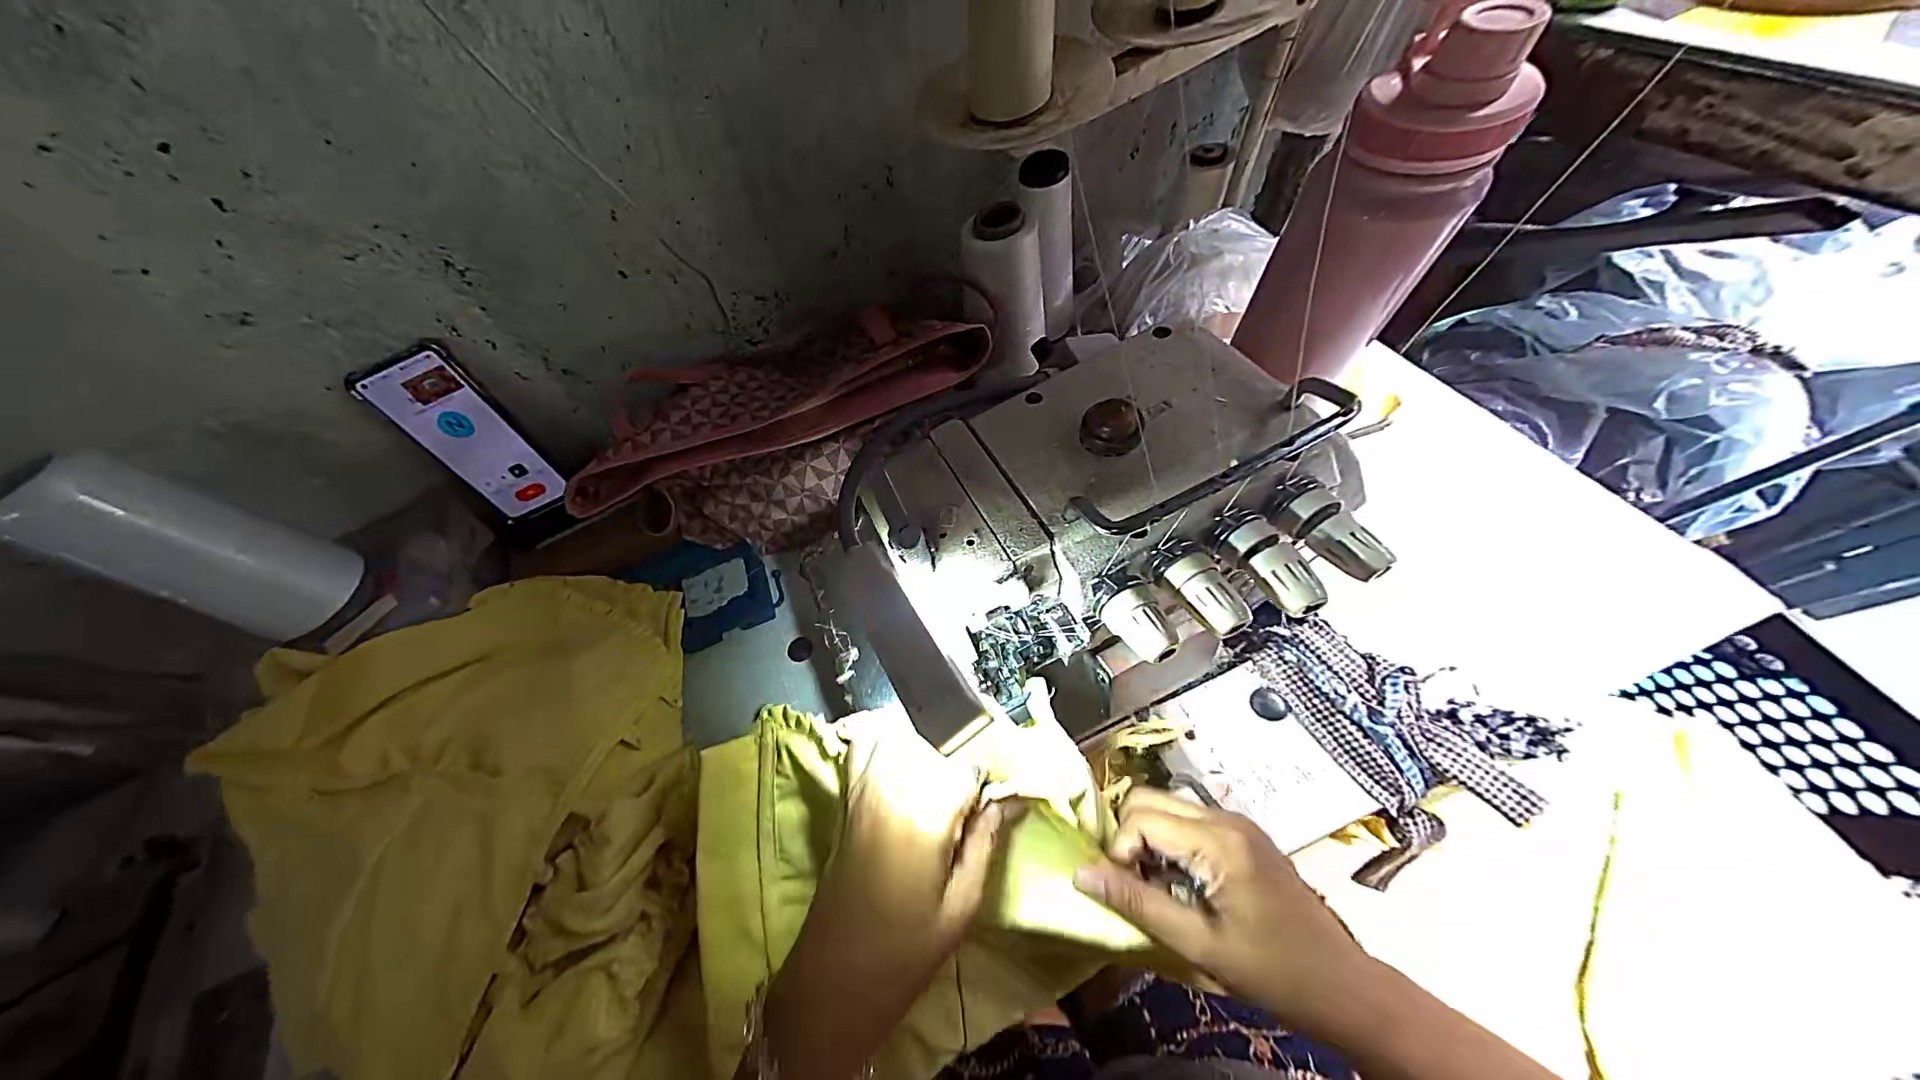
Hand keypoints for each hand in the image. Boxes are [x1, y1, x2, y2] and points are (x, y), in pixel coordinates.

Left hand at [758, 714, 1008, 1079]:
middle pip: (937, 747)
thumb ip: (984, 844)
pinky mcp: (845, 796)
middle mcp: (890, 785)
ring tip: (937, 789)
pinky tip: (903, 772)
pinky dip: (886, 744)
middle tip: (968, 806)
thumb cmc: (902, 956)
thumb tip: (1005, 803)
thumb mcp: (960, 909)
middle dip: (959, 769)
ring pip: (902, 735)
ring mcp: (861, 786)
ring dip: (925, 752)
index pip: (969, 769)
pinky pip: (867, 746)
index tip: (995, 806)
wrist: (830, 982)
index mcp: (923, 813)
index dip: (988, 787)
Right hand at [1074, 789, 1561, 1079]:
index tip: (1127, 894)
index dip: (1119, 852)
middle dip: (1129, 838)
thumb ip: (1137, 904)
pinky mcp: (1243, 835)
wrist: (1346, 988)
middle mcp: (1225, 816)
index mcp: (1217, 839)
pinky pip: (1189, 821)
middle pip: (1149, 799)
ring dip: (1150, 840)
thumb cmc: (1274, 972)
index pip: (1140, 816)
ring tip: (1160, 889)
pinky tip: (1183, 884)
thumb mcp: (1199, 945)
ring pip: (1167, 806)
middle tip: (1139, 887)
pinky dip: (1171, 843)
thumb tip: (1081, 874)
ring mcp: (1237, 822)